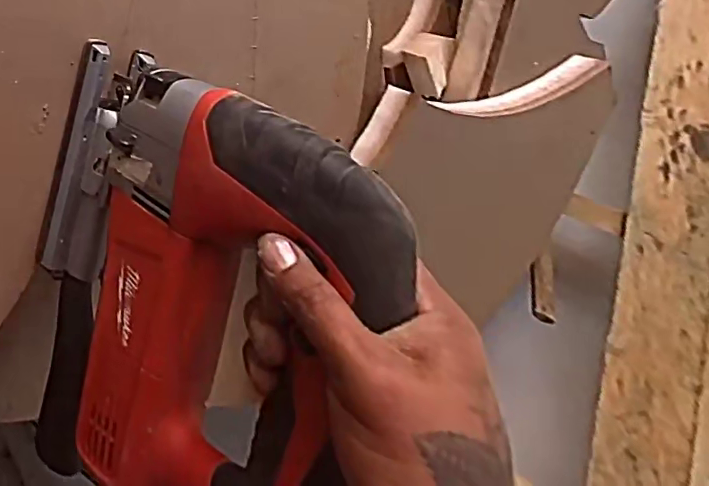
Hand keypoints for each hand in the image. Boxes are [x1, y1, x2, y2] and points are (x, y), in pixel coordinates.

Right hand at [243, 235, 512, 485]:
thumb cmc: (435, 469)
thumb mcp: (367, 374)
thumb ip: (318, 305)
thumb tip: (277, 246)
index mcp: (424, 315)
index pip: (363, 249)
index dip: (317, 244)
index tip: (278, 252)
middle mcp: (394, 330)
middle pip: (319, 283)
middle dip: (282, 304)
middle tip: (275, 328)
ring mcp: (365, 359)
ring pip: (299, 318)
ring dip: (272, 337)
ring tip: (273, 366)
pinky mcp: (340, 384)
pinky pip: (294, 352)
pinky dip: (275, 363)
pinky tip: (273, 381)